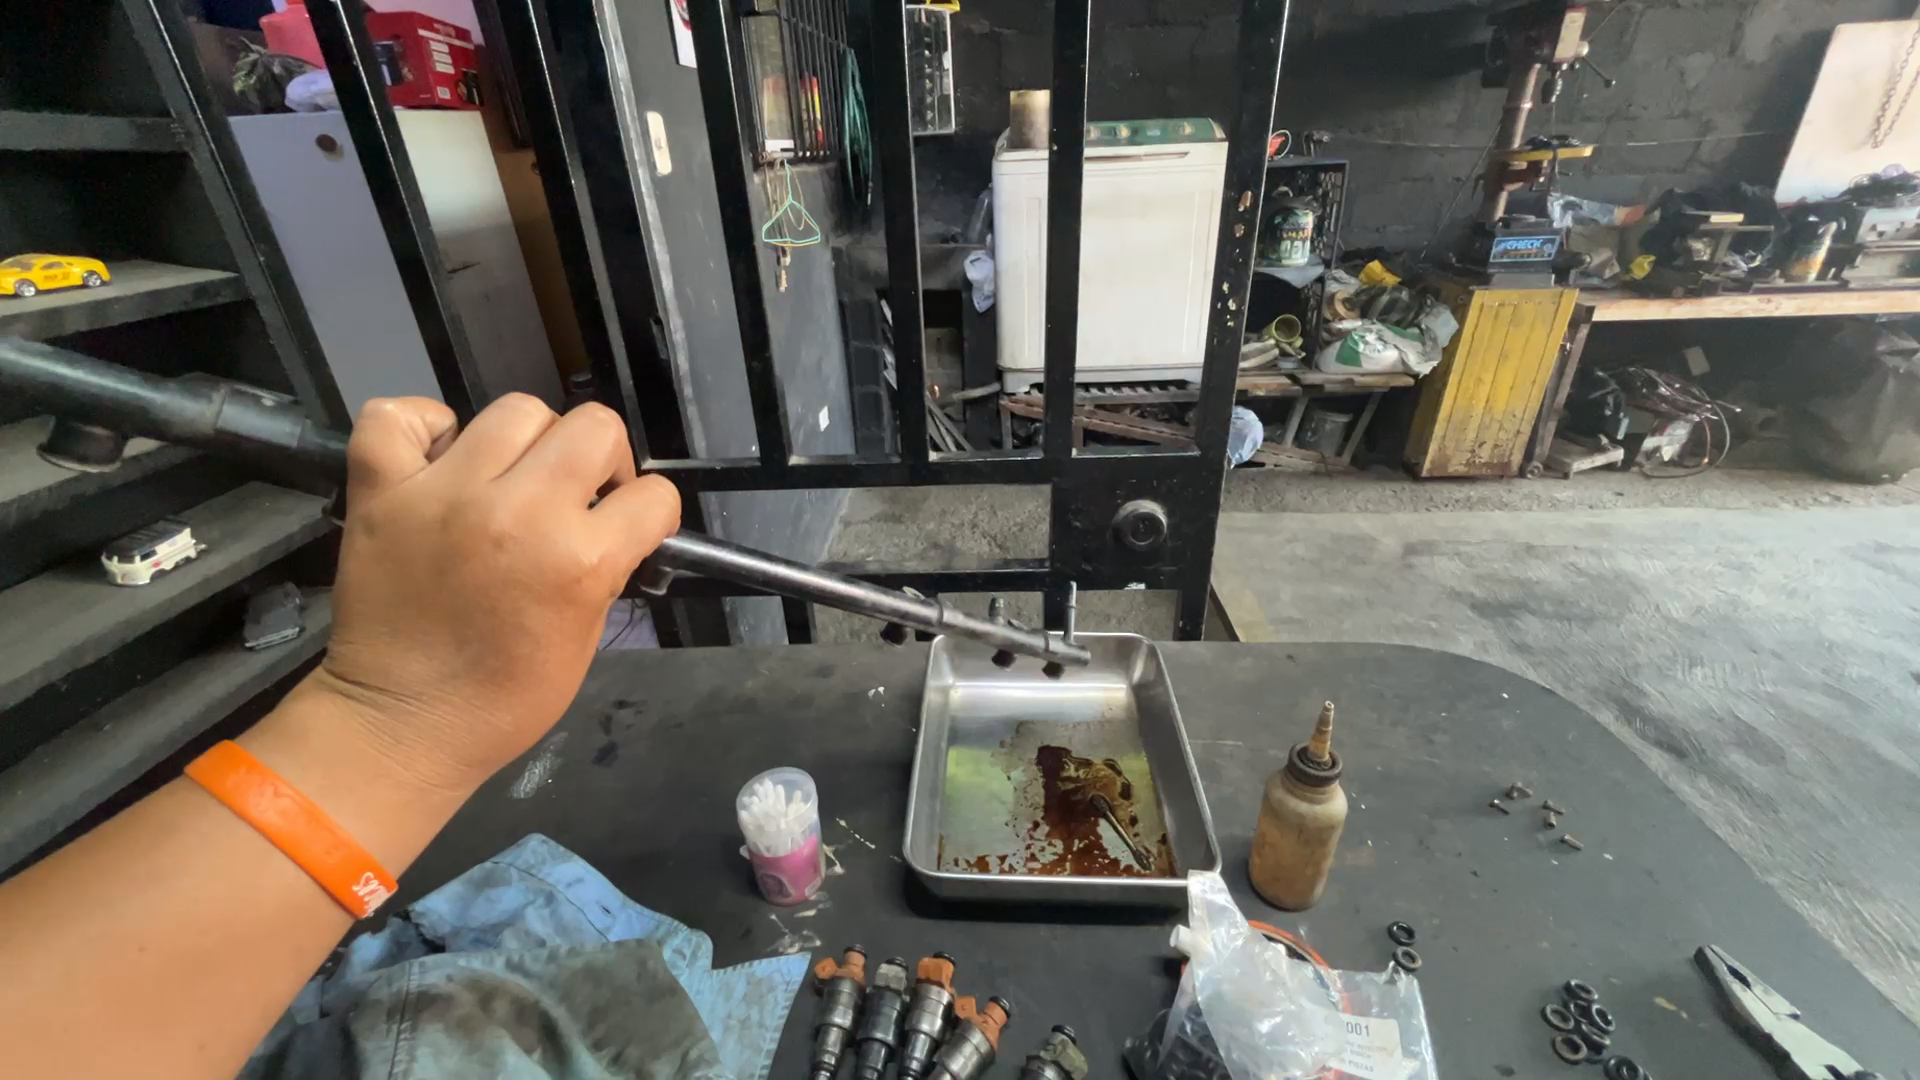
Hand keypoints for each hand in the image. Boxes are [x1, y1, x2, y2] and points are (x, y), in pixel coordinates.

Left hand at [302, 394, 679, 794]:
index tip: (634, 527)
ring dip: (532, 443)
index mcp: (581, 558)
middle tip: (580, 496)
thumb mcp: (591, 630)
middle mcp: (521, 511)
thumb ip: (608, 562)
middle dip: (604, 460)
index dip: (652, 512)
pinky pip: (402, 417)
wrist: (404, 723)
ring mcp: (445, 494)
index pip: (655, 496)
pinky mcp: (382, 492)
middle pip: (595, 427)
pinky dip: (428, 427)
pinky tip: (446, 459)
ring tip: (514, 479)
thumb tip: (612, 518)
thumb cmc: (512, 693)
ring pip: (517, 411)